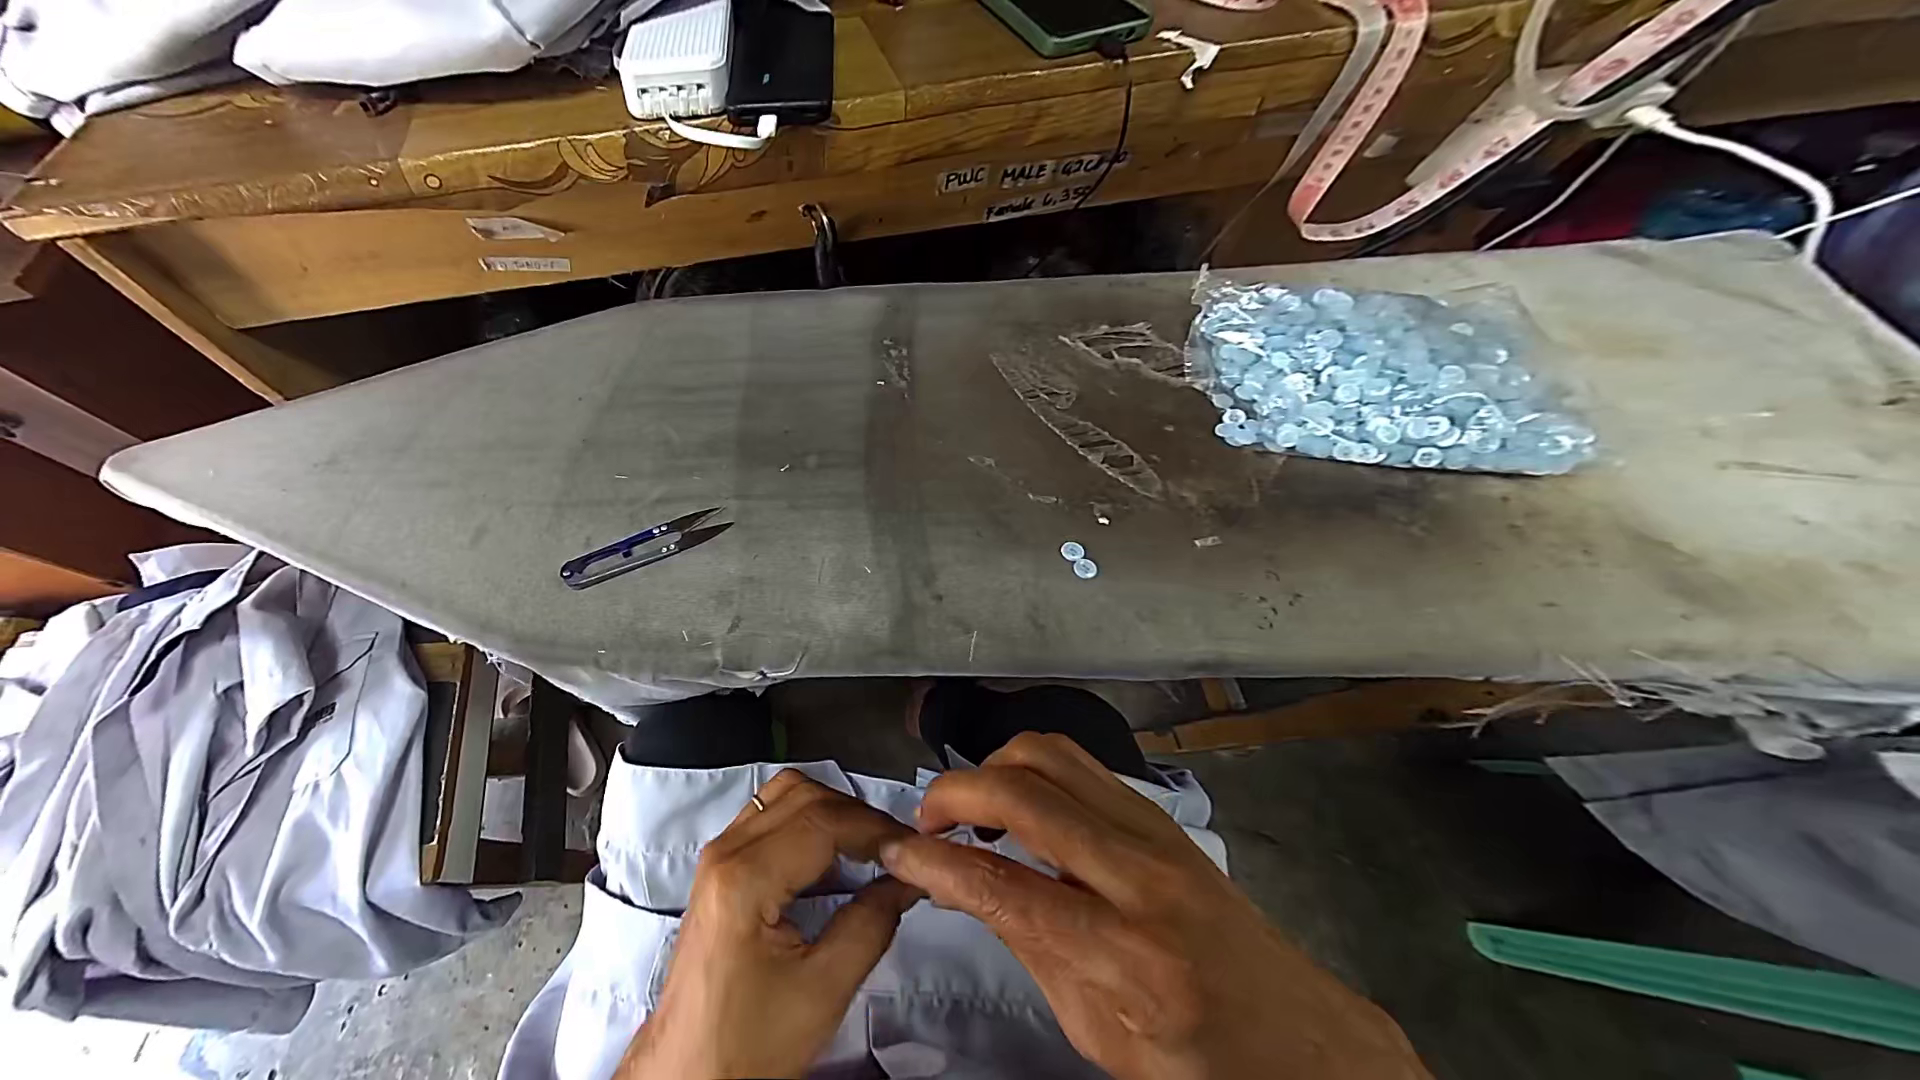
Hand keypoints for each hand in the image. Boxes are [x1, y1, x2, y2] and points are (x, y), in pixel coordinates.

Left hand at [619, 770, 922, 1078]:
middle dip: (858, 815)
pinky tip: (836, 856)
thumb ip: (873, 923)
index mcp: (744, 880)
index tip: (910, 848)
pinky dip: (812, 821)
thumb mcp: (824, 990)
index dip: (875, 827)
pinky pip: (772, 815)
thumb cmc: (747, 1045)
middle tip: (894, 848)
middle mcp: (725, 854)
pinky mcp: (722, 869)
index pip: (824, 819)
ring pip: (787, 795)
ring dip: (834, 812)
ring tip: (869, 847)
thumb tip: (907, 879)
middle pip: (805, 795)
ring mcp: (719, 857)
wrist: (685, 1079)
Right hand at [880, 733, 1430, 1079]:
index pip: (1004, 886)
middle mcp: (1140, 874)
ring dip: (996, 767)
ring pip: (1053, 754)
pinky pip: (1081, 764)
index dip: (936, 862)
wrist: (1299, 1035)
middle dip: (956, 791)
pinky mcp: (1161, 813)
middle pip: (1025, 791)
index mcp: (1124, 956)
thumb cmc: (1195, 1058)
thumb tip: (972, 884)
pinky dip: (1033, 770)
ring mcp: (1156, 830)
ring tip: (974, 806)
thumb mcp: (1099, 1034)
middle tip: (928, 819)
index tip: (896, 850)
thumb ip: (1031, 949)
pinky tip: (1022, 804)